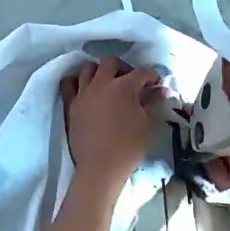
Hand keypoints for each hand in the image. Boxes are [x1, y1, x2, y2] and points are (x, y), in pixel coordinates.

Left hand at [61, 56, 161, 184]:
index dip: (152, 76)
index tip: (156, 85)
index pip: (141, 72)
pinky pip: (68, 83)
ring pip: (89, 68)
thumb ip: (152, 102)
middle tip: (131, 81)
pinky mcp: (70, 104)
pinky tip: (86, 88)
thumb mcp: (147, 123)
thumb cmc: (129, 147)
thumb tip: (160, 90)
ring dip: (100, 71)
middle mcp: (101, 83)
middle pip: (111, 62)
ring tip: (108, 83)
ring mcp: (83, 93)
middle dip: (124, 67)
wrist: (100, 168)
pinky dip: (77, 80)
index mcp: (123, 87)